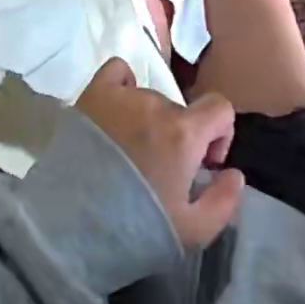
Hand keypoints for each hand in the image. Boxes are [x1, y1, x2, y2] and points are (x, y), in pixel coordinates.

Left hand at [74, 58, 245, 247]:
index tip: (202, 162)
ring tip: (127, 152)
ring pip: (149, 98)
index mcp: (184, 132)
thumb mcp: (193, 230)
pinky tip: (116, 111)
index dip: (219, 134)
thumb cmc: (136, 228)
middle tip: (158, 168)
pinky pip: (117, 72)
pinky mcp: (93, 95)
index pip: (220, 107)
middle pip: (181, 109)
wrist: (69, 227)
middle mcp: (156, 105)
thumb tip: (235, 173)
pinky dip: (122, 85)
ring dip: (148, 120)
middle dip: (179, 135)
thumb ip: (225, 200)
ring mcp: (122, 97)